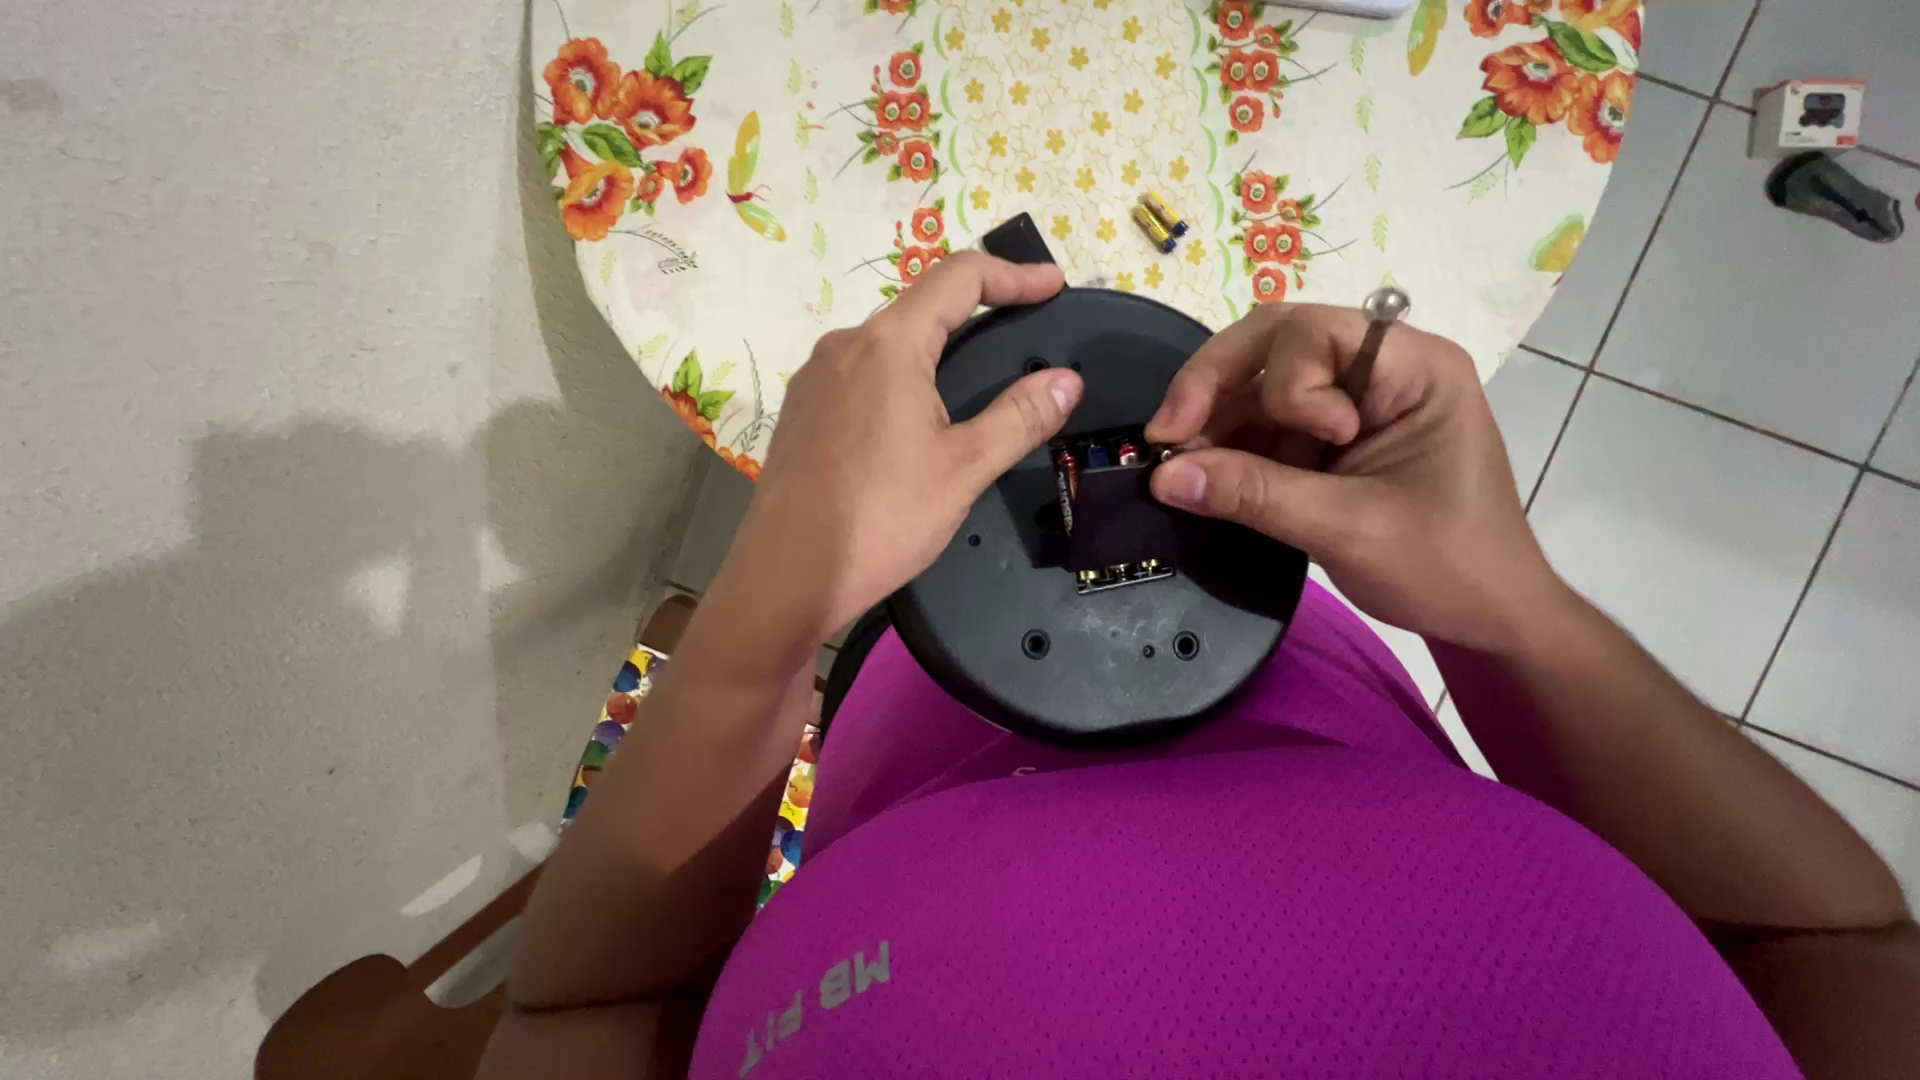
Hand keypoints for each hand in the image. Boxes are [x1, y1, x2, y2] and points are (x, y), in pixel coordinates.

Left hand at [728, 252, 1082, 640]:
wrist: (787, 575)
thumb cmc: (881, 518)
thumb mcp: (964, 468)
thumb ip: (1019, 417)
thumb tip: (1068, 380)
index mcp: (888, 345)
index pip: (958, 277)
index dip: (1013, 275)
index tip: (1052, 285)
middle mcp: (844, 346)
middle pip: (919, 307)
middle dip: (975, 313)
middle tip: (1020, 331)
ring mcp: (814, 379)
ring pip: (886, 344)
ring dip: (933, 350)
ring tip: (971, 384)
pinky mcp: (800, 413)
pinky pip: (859, 377)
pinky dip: (898, 380)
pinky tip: (912, 422)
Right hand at [1144, 303, 1566, 653]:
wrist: (1483, 615)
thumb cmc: (1444, 566)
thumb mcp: (1348, 529)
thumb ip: (1255, 495)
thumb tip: (1162, 476)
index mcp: (1411, 368)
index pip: (1315, 333)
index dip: (1281, 381)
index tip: (1308, 444)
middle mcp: (1373, 370)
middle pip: (1272, 344)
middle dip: (1214, 386)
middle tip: (1166, 437)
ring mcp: (1342, 404)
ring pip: (1254, 386)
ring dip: (1210, 423)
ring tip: (1176, 468)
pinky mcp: (1320, 440)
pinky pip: (1257, 426)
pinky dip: (1222, 450)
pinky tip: (1199, 477)